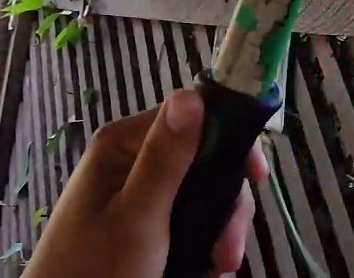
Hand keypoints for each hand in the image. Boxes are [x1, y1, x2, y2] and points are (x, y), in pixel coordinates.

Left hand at [26, 89, 268, 277]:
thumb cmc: (96, 276)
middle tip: (231, 251)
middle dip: (226, 202)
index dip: (232, 140)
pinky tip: (208, 268)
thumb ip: (166, 157)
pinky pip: (185, 217)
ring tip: (221, 268)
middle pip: (203, 158)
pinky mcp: (139, 225)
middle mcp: (130, 160)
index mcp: (123, 145)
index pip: (194, 116)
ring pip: (200, 191)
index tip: (257, 177)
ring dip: (219, 228)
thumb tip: (192, 93)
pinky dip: (203, 241)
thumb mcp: (137, 219)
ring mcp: (134, 193)